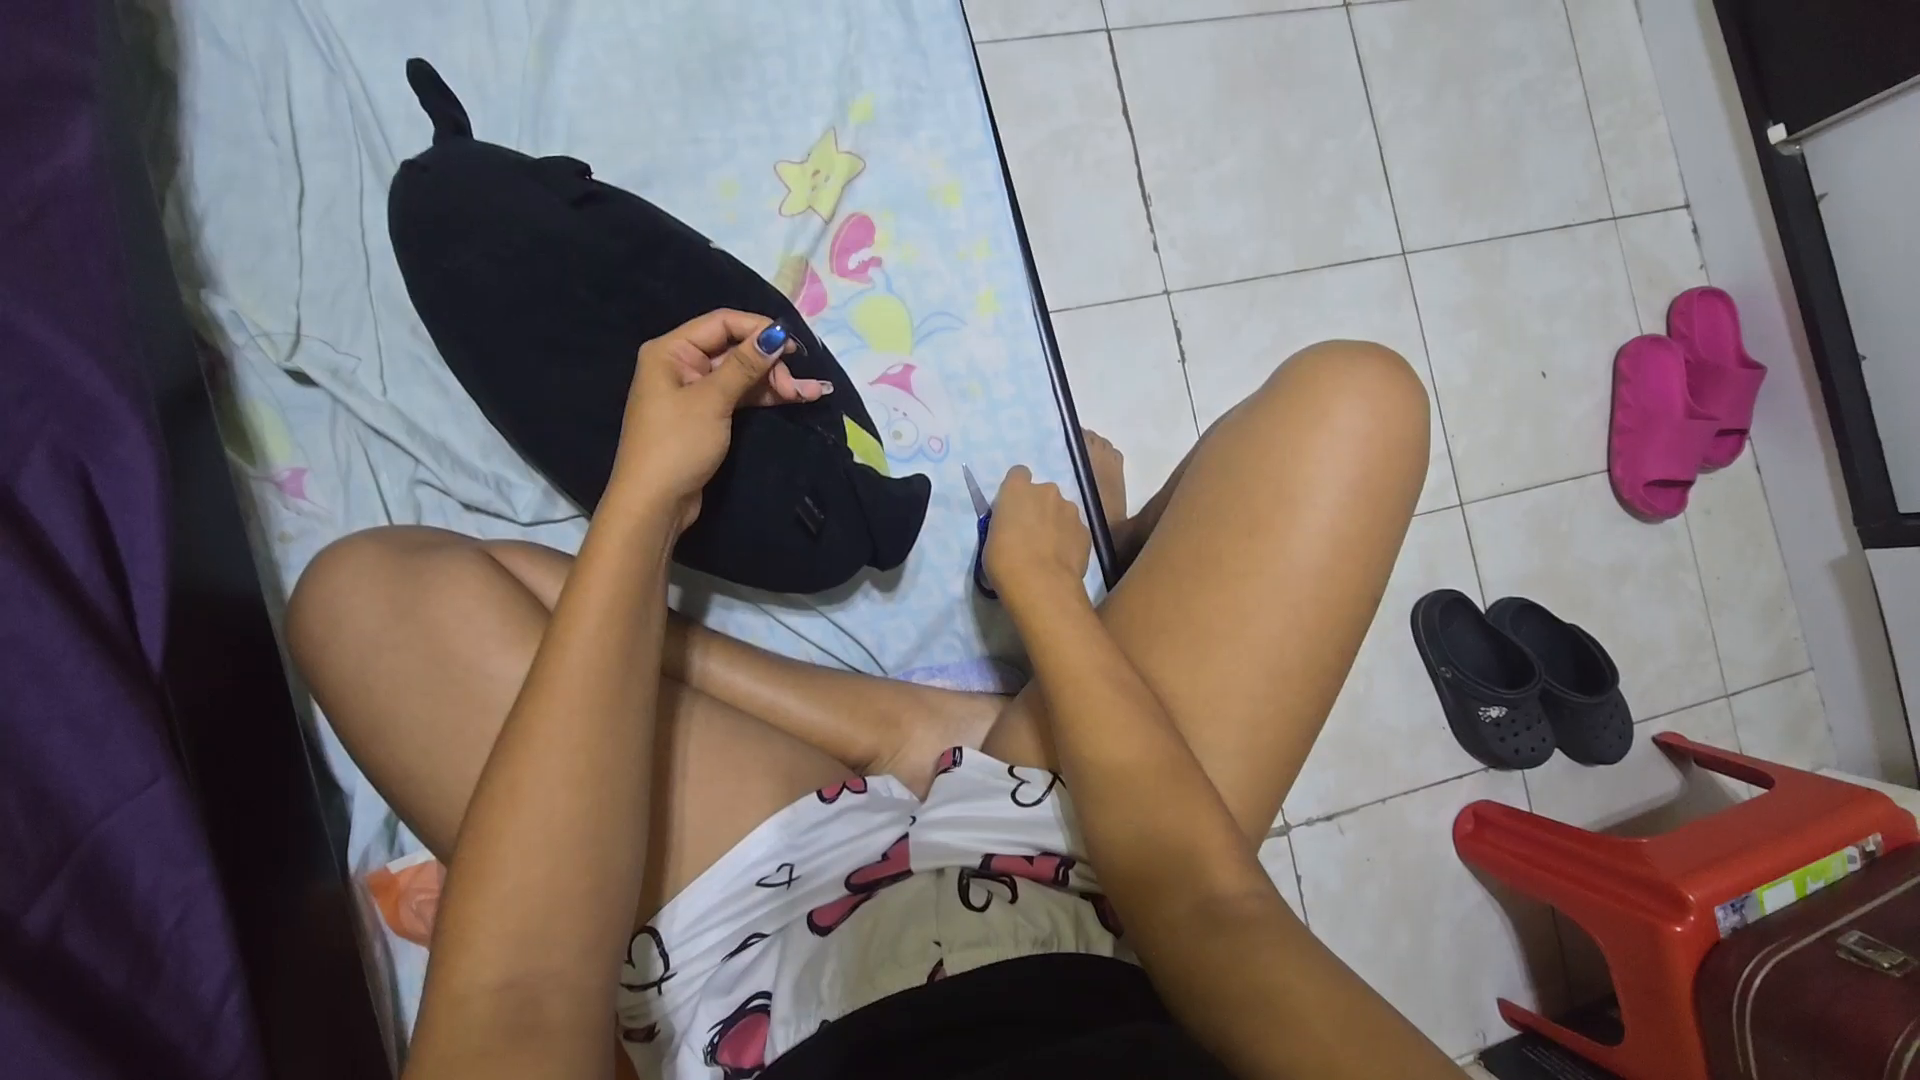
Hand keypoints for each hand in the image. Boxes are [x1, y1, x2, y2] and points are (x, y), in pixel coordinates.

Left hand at [607, 309, 827, 528]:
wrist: (655, 503)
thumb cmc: (676, 445)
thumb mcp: (712, 401)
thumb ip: (745, 365)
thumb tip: (776, 334)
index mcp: (671, 350)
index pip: (722, 323)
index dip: (759, 330)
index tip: (794, 346)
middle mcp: (682, 364)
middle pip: (735, 349)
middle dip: (770, 363)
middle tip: (796, 387)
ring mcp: (696, 391)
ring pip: (743, 375)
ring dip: (775, 382)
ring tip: (810, 394)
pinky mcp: (708, 416)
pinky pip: (741, 396)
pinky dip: (766, 397)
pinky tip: (795, 399)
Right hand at [983, 466, 1090, 600]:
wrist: (1041, 584)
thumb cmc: (1005, 561)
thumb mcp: (991, 538)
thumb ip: (1005, 523)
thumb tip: (1013, 528)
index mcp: (1018, 490)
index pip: (1018, 474)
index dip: (1017, 489)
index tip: (1014, 507)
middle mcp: (1047, 492)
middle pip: (1043, 493)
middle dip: (1039, 507)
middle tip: (1031, 532)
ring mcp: (1070, 510)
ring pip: (1062, 511)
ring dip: (1056, 522)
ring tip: (1049, 549)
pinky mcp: (1086, 531)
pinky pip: (1074, 530)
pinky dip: (1069, 539)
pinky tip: (1062, 559)